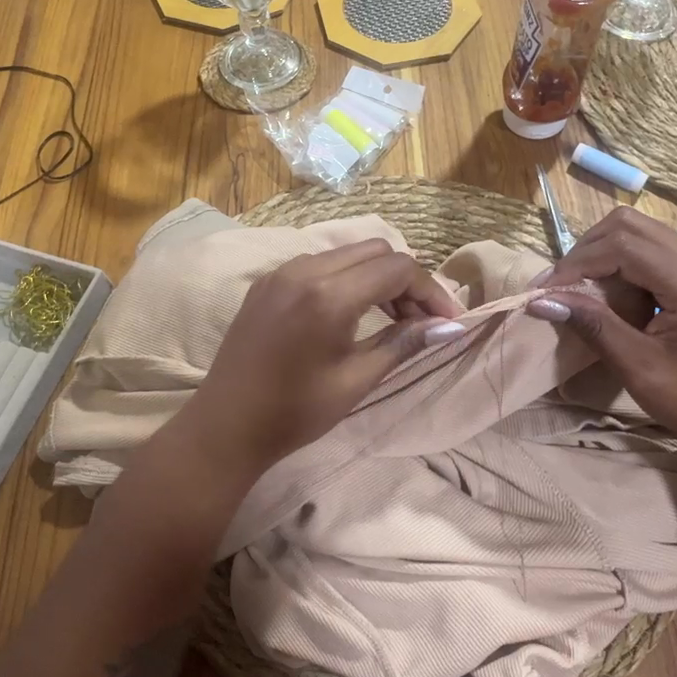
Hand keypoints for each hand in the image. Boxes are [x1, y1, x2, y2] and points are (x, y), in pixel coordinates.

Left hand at [190, 239, 465, 468]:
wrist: (226, 426)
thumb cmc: (295, 412)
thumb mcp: (357, 380)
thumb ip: (403, 343)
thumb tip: (449, 327)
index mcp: (329, 295)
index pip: (398, 269)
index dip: (431, 292)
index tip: (446, 323)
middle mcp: (304, 269)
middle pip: (376, 251)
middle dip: (406, 281)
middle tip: (419, 322)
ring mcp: (281, 272)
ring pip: (347, 253)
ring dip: (376, 277)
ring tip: (392, 319)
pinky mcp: (267, 282)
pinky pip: (319, 263)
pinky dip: (346, 278)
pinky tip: (351, 313)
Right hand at [525, 206, 676, 453]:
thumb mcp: (637, 367)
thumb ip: (592, 325)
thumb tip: (540, 300)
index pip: (623, 246)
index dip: (578, 262)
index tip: (547, 290)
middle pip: (629, 226)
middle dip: (586, 252)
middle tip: (560, 286)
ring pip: (638, 230)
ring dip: (601, 253)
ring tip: (579, 288)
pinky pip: (652, 245)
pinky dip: (621, 261)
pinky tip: (608, 291)